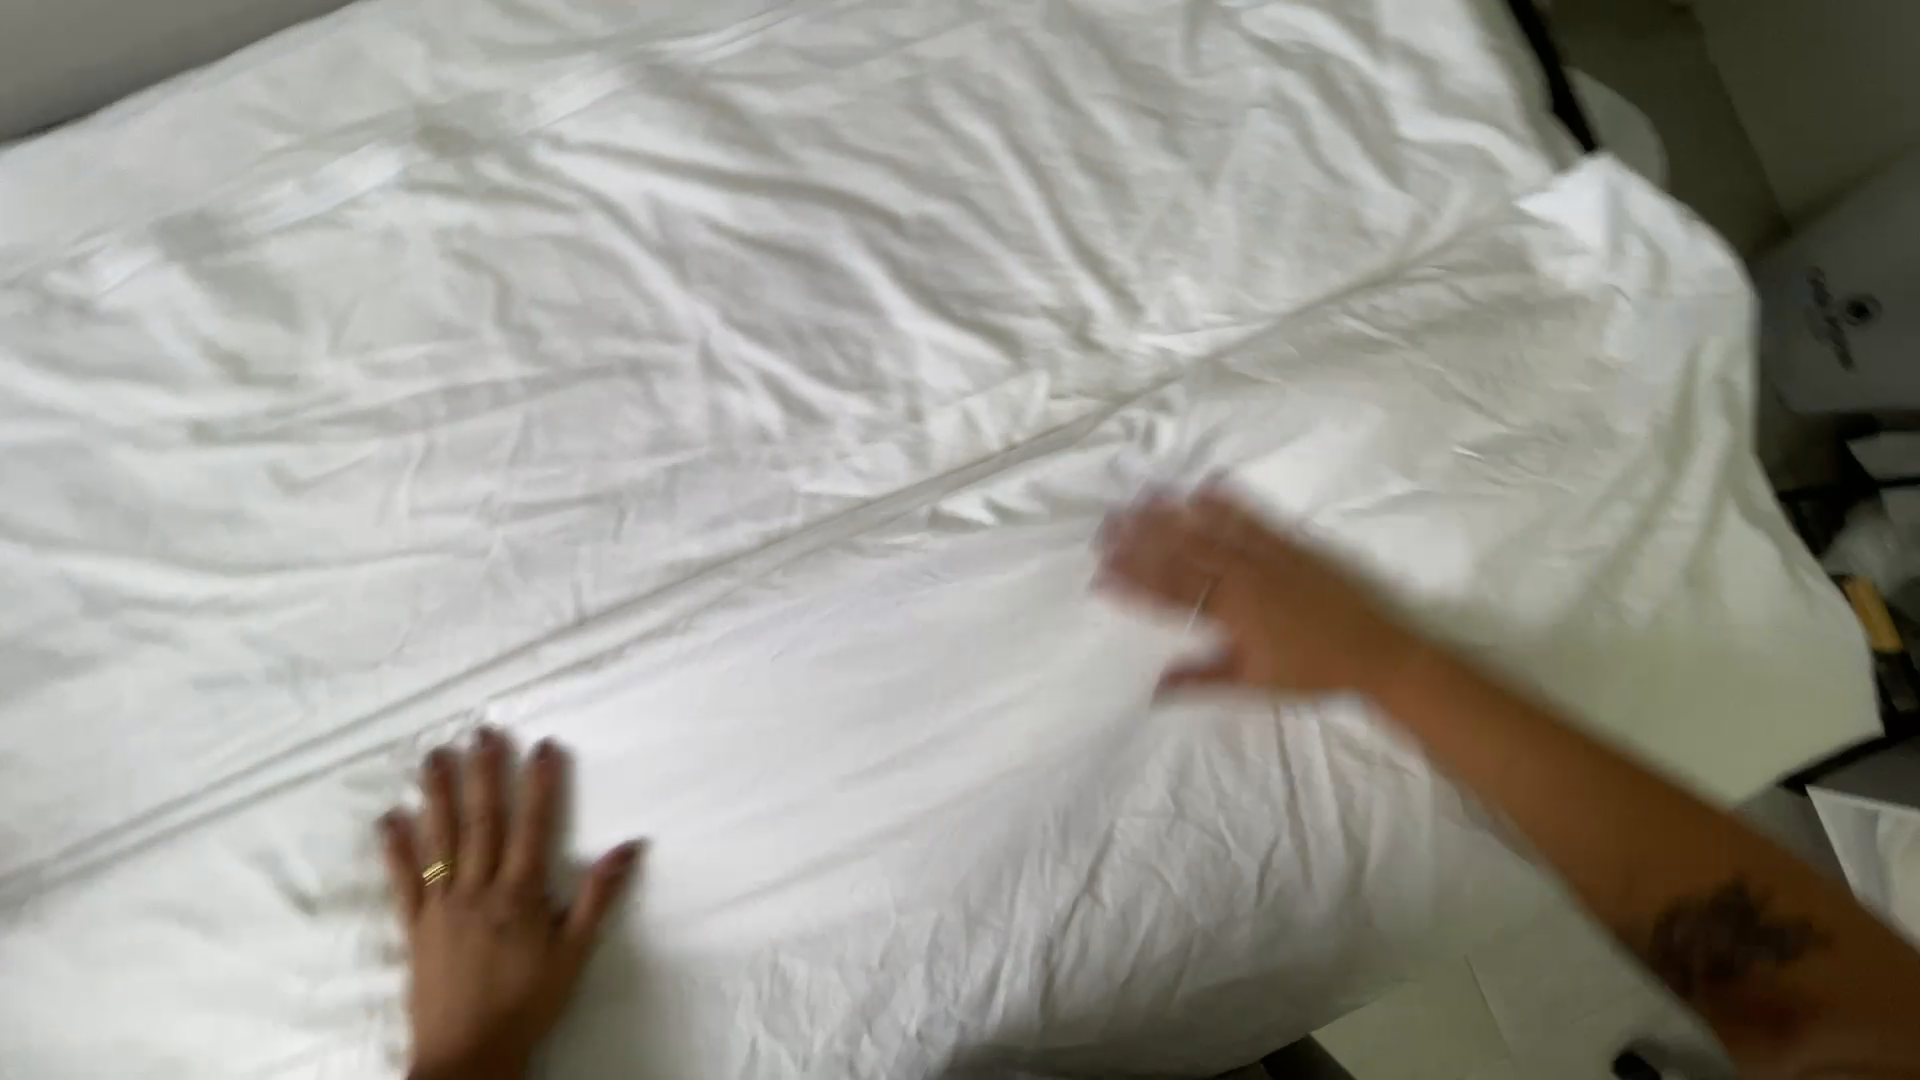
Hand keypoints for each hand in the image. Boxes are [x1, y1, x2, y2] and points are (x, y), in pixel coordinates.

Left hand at [380, 732, 640, 1079]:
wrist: (466, 1058)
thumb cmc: (529, 1002)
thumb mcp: (576, 951)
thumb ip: (599, 896)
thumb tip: (631, 845)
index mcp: (521, 894)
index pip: (534, 824)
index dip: (540, 783)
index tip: (544, 745)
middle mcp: (479, 890)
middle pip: (483, 821)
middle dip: (484, 773)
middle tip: (483, 732)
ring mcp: (442, 907)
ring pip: (440, 840)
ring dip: (437, 795)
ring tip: (434, 756)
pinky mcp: (415, 927)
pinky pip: (403, 881)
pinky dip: (396, 848)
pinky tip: (391, 818)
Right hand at [1096, 489, 1424, 696]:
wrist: (1378, 652)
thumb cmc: (1311, 672)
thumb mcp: (1252, 685)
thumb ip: (1200, 680)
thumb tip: (1151, 691)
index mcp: (1232, 613)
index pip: (1171, 593)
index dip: (1133, 582)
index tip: (1100, 574)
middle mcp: (1244, 577)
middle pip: (1182, 554)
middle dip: (1141, 540)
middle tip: (1106, 526)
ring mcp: (1267, 556)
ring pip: (1210, 531)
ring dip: (1173, 515)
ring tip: (1139, 499)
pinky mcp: (1290, 544)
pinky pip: (1253, 518)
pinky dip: (1226, 502)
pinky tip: (1202, 488)